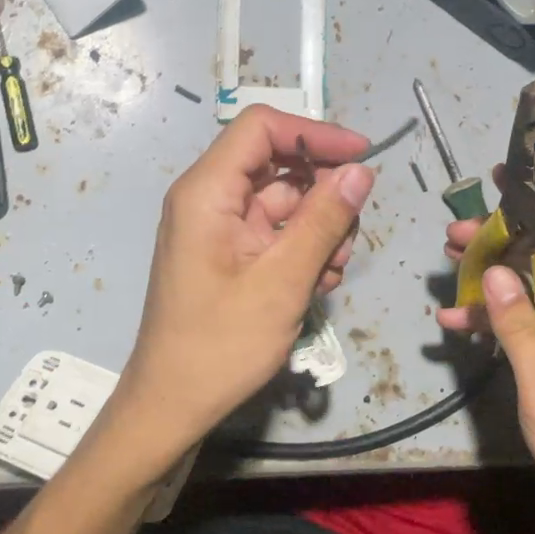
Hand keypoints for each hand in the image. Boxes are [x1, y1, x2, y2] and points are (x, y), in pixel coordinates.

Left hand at [107, 105, 373, 465]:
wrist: (172, 406)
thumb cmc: (220, 345)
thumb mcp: (282, 282)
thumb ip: (323, 221)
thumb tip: (359, 171)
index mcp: (207, 191)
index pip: (262, 127)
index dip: (315, 133)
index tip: (362, 157)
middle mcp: (209, 199)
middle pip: (279, 165)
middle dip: (323, 195)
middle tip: (350, 238)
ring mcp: (218, 228)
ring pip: (284, 203)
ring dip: (319, 229)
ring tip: (333, 272)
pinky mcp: (228, 255)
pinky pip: (274, 234)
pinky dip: (302, 251)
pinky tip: (318, 285)